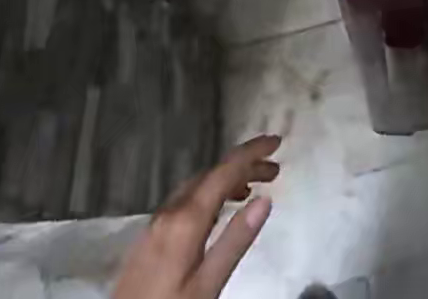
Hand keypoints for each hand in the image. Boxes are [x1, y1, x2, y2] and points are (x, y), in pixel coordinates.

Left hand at [114, 134, 281, 298]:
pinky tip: (219, 209)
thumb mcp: (208, 285)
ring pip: (199, 185)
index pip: (225, 171)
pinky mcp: (151, 236)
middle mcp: (171, 211)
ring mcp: (157, 222)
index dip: (252, 152)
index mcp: (187, 218)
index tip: (276, 142)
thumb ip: (236, 241)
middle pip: (213, 173)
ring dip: (228, 178)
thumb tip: (265, 199)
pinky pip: (187, 199)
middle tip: (274, 169)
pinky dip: (211, 193)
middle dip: (244, 164)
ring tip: (253, 187)